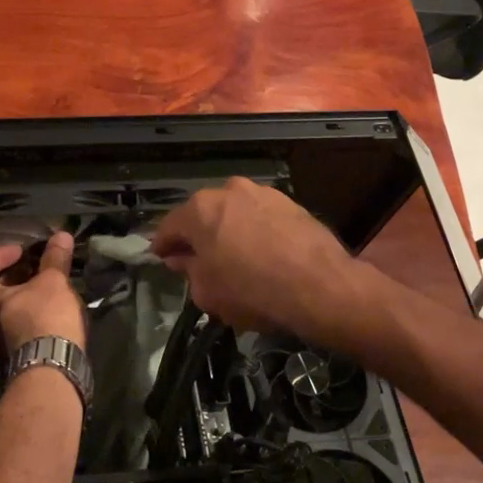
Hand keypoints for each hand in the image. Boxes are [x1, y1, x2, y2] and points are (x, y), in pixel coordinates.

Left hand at [0, 232, 85, 351]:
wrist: (53, 366)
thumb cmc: (44, 317)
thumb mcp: (53, 282)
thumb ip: (54, 258)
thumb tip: (61, 236)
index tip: (20, 251)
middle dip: (10, 275)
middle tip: (32, 267)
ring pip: (1, 310)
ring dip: (20, 295)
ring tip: (44, 287)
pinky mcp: (11, 353)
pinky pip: (13, 326)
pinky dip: (27, 313)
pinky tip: (49, 310)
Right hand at [150, 178, 356, 335]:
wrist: (321, 287)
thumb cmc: (252, 291)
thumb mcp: (207, 292)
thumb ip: (189, 271)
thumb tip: (182, 260)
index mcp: (200, 210)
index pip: (170, 227)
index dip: (162, 245)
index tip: (160, 257)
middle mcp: (229, 191)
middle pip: (203, 214)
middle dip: (197, 235)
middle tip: (196, 258)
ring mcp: (263, 194)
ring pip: (234, 212)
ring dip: (228, 230)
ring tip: (233, 256)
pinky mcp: (292, 204)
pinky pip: (261, 218)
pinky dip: (256, 231)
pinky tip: (261, 253)